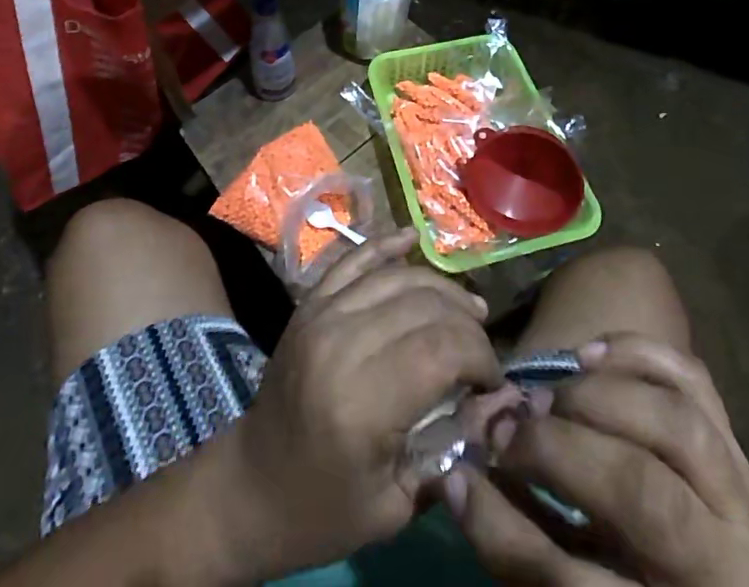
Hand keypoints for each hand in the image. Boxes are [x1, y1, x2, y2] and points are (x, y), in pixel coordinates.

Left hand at [229, 230, 503, 575]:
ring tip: (469, 310)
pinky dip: (386, 247)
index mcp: (360, 402)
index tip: (491, 383)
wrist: (248, 487)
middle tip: (480, 354)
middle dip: (468, 326)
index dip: (482, 357)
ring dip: (442, 289)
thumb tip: (500, 402)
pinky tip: (414, 239)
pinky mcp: (308, 304)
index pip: (443, 348)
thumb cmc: (322, 509)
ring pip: (397, 277)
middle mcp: (339, 345)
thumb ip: (452, 448)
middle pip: (426, 306)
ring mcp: (319, 316)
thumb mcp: (395, 504)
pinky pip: (353, 260)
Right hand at [447, 333, 748, 586]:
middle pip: (638, 489)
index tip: (458, 478)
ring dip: (599, 398)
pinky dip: (640, 355)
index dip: (501, 526)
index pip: (572, 578)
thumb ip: (525, 546)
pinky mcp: (739, 446)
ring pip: (676, 425)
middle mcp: (722, 562)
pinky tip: (588, 356)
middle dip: (557, 449)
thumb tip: (461, 481)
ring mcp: (743, 497)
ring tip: (551, 396)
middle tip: (508, 432)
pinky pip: (696, 382)